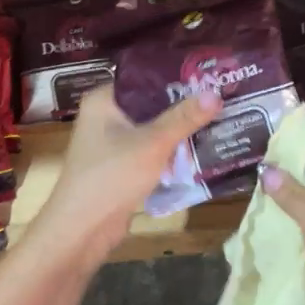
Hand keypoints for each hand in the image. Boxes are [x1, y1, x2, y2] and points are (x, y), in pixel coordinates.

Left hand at [31, 85, 220, 260]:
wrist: (82, 229)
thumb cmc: (112, 177)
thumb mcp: (153, 143)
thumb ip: (184, 118)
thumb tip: (215, 93)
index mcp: (104, 101)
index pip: (145, 79)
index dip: (176, 77)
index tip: (209, 75)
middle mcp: (106, 117)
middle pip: (152, 105)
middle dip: (184, 106)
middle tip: (222, 98)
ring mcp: (113, 144)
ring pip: (154, 130)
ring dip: (181, 131)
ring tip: (219, 120)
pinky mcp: (122, 167)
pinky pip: (152, 152)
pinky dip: (172, 152)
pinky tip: (201, 149)